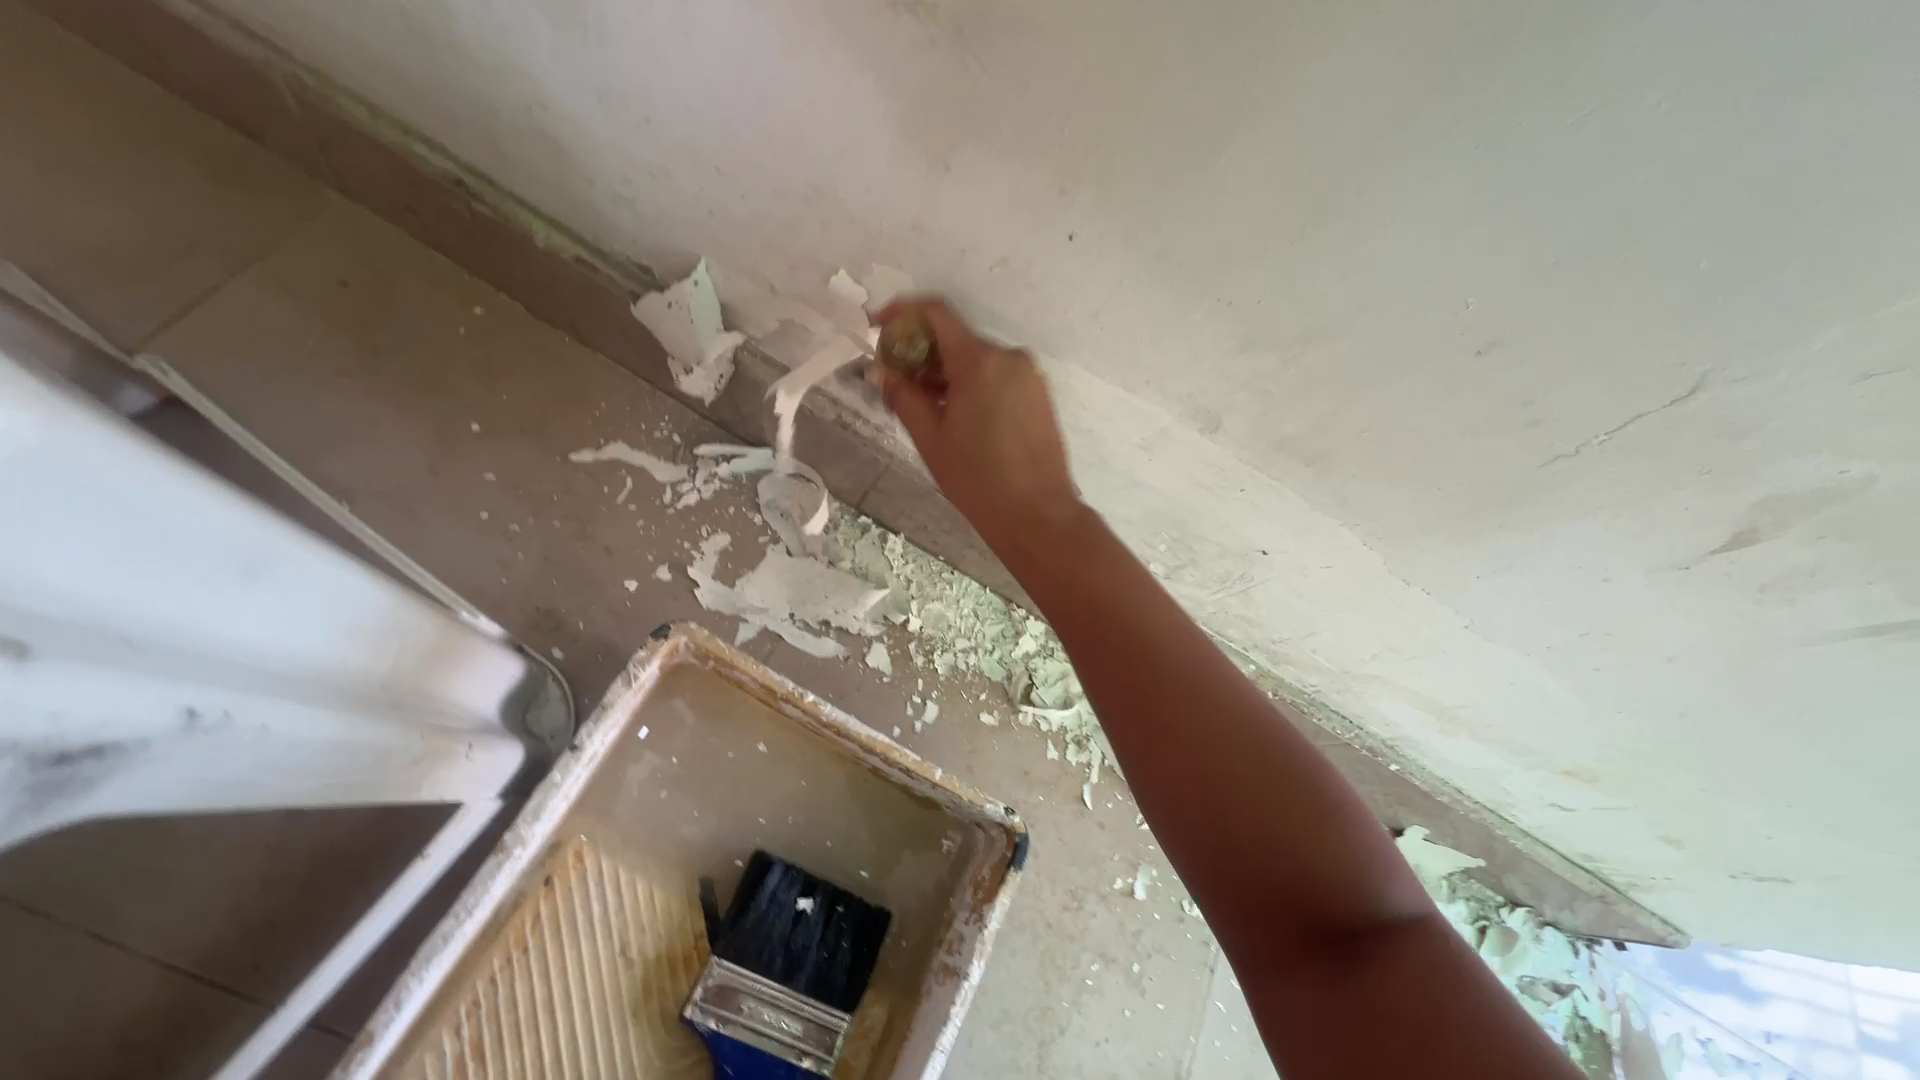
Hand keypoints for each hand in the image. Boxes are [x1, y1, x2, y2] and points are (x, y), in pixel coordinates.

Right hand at [871, 297, 1082, 550]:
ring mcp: (1029, 375)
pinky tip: (958, 417)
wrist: (1038, 514)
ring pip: (977, 359)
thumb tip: (884, 370)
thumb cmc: (977, 479)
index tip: (878, 326)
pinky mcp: (1039, 394)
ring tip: (926, 407)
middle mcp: (1009, 357)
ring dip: (947, 372)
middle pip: (956, 338)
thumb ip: (904, 396)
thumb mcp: (930, 438)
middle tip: (897, 382)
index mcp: (980, 361)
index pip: (936, 313)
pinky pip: (997, 376)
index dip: (902, 312)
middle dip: (922, 352)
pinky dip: (972, 384)